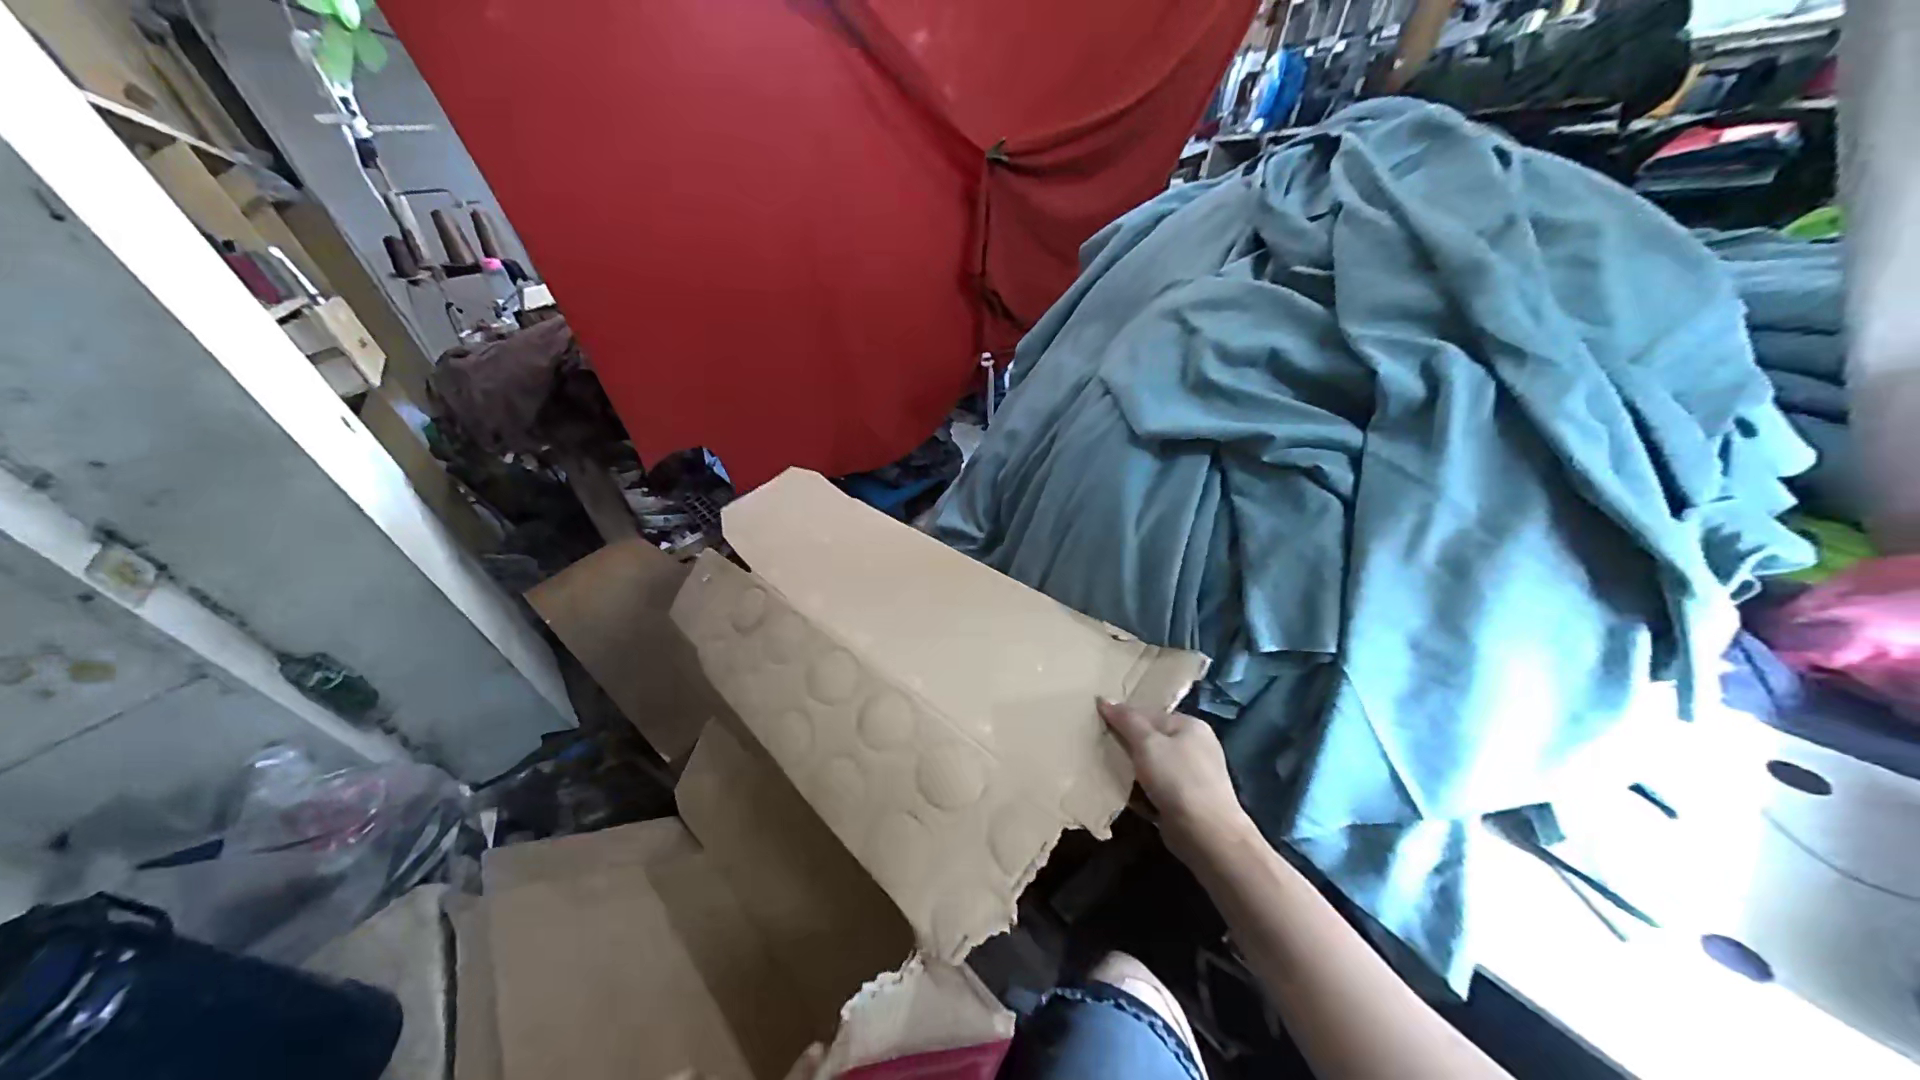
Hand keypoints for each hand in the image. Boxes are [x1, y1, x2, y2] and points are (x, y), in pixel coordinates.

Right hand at [1098, 699, 1255, 865]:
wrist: (1207, 835)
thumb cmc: (1177, 780)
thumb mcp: (1148, 743)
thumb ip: (1126, 720)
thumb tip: (1103, 699)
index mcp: (1189, 726)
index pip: (1148, 713)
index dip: (1122, 717)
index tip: (1096, 725)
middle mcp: (1192, 747)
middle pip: (1149, 740)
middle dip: (1125, 746)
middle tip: (1098, 749)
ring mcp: (1189, 776)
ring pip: (1149, 766)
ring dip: (1129, 771)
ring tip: (1105, 772)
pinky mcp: (1183, 801)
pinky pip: (1153, 789)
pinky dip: (1139, 792)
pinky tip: (1123, 795)